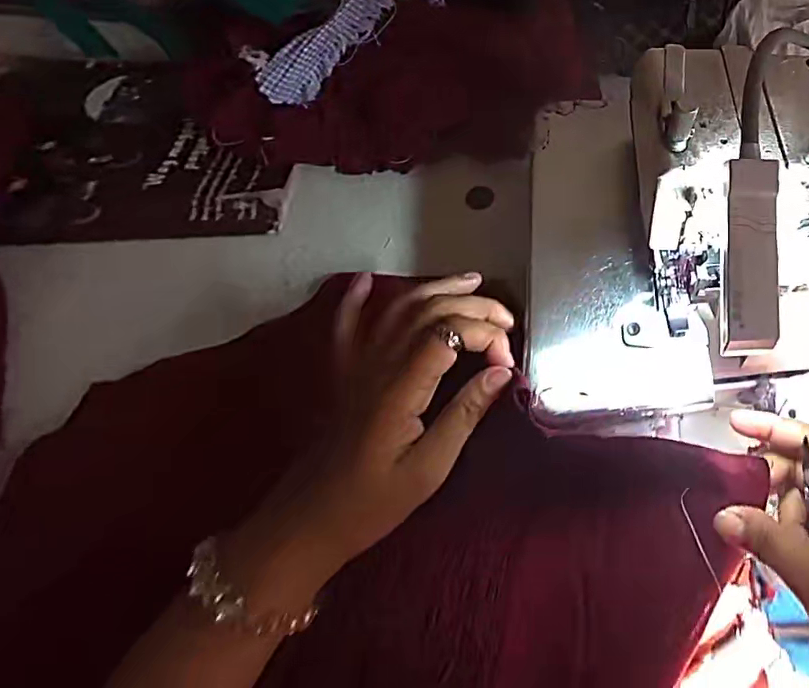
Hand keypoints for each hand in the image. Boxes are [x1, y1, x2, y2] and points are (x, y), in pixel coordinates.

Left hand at [219, 272, 516, 612]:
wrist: (302, 527)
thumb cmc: (370, 503)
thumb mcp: (428, 469)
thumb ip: (465, 415)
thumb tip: (502, 373)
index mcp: (399, 390)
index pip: (448, 336)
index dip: (485, 336)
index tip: (506, 361)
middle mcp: (376, 368)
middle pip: (428, 313)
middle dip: (474, 306)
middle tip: (507, 318)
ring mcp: (355, 368)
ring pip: (397, 311)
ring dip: (436, 289)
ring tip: (471, 281)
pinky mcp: (341, 376)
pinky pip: (345, 329)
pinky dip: (353, 301)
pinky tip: (364, 281)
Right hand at [714, 411, 808, 687]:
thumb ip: (765, 538)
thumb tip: (728, 515)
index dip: (770, 428)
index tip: (739, 423)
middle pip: (803, 468)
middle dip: (772, 486)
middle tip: (744, 502)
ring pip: (804, 499)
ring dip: (784, 520)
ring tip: (787, 555)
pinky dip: (794, 535)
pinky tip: (792, 560)